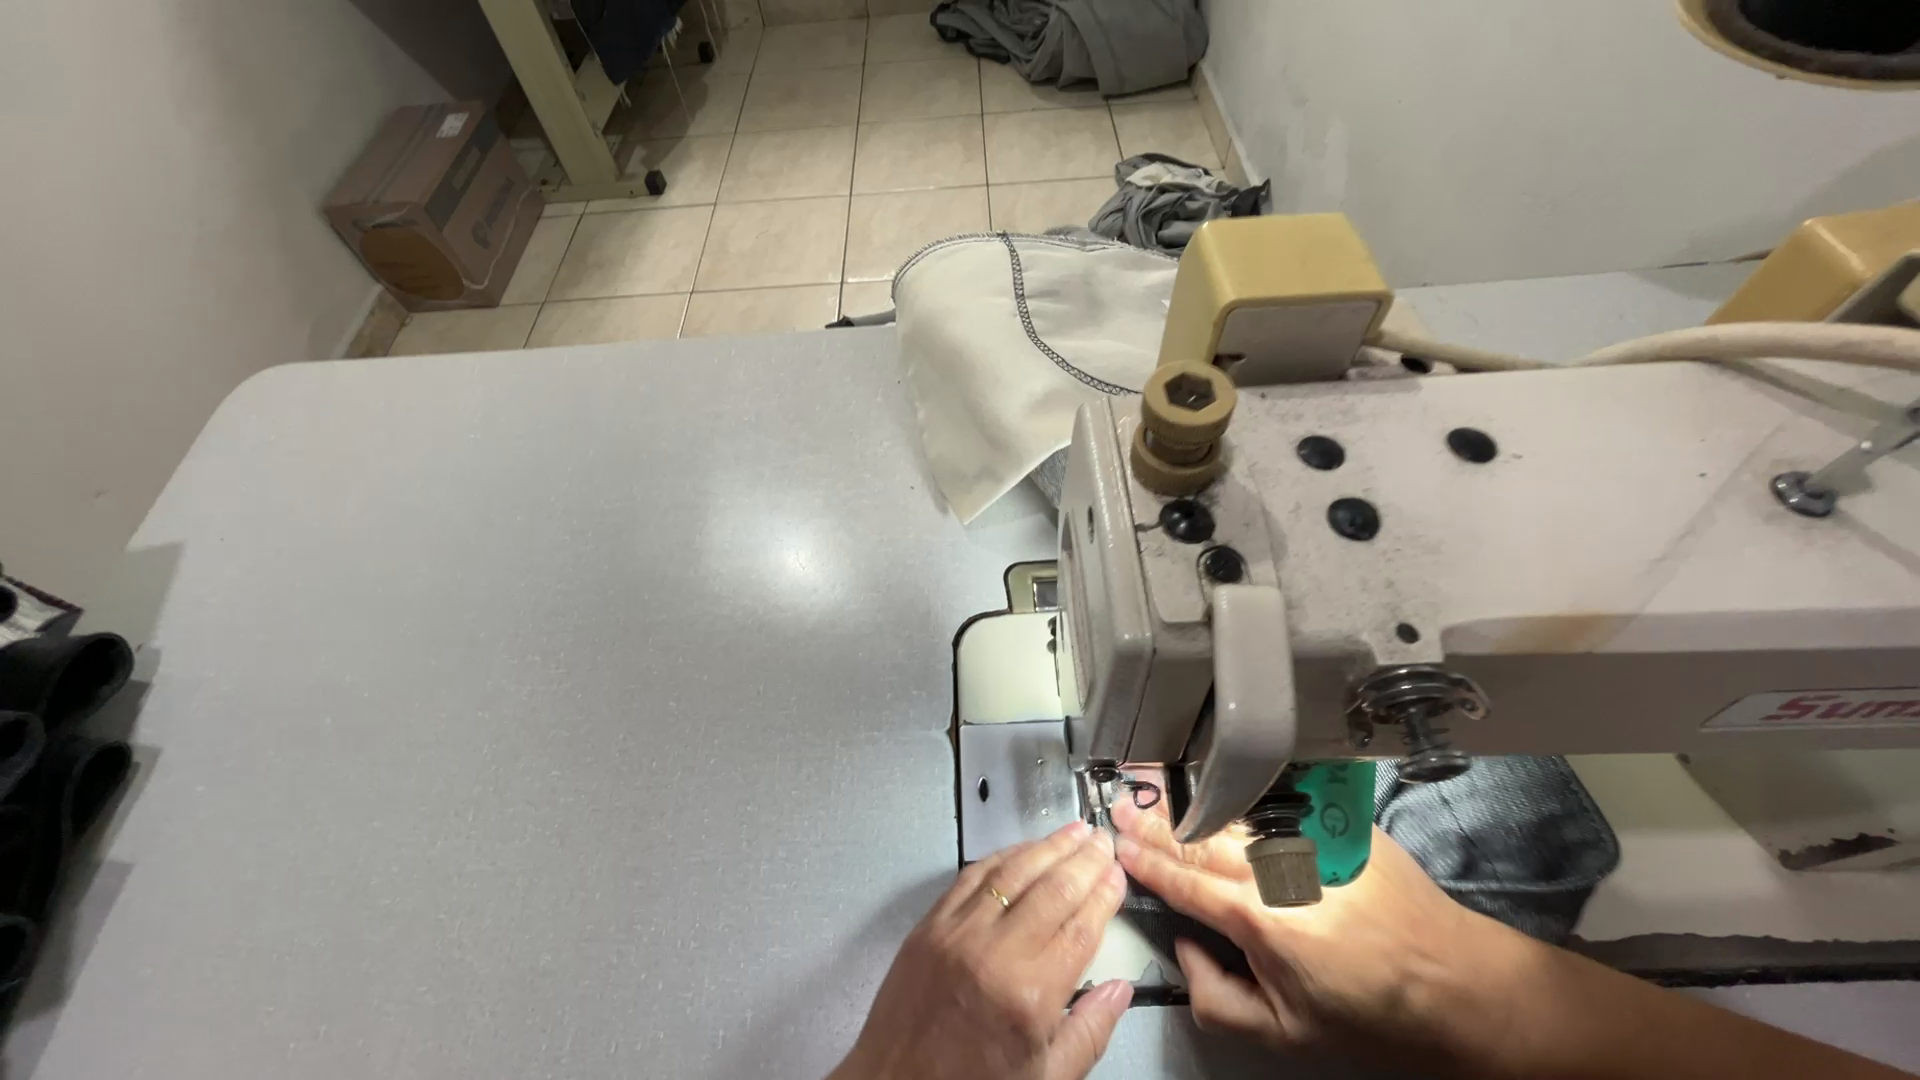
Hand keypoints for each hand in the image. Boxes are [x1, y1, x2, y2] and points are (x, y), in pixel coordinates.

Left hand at [830, 821, 1133, 1079]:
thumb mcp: (1044, 1079)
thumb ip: (1089, 1032)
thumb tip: (1121, 989)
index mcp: (1029, 997)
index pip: (1080, 930)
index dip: (1104, 897)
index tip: (1118, 876)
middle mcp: (994, 953)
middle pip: (1052, 890)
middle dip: (1083, 861)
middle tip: (1103, 841)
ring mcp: (958, 932)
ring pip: (1013, 873)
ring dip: (1047, 847)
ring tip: (1073, 831)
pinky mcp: (930, 924)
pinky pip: (972, 876)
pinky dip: (1003, 856)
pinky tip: (1024, 848)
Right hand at [1112, 797, 1522, 1070]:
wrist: (1460, 984)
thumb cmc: (1370, 1016)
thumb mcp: (1286, 1035)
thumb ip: (1217, 999)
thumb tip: (1185, 947)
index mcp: (1260, 920)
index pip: (1185, 882)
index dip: (1146, 864)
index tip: (1117, 847)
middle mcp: (1278, 870)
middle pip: (1200, 838)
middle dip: (1154, 823)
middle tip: (1121, 805)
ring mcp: (1309, 841)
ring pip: (1232, 814)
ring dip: (1187, 799)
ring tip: (1153, 782)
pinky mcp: (1337, 826)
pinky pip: (1275, 804)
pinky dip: (1236, 792)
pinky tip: (1214, 777)